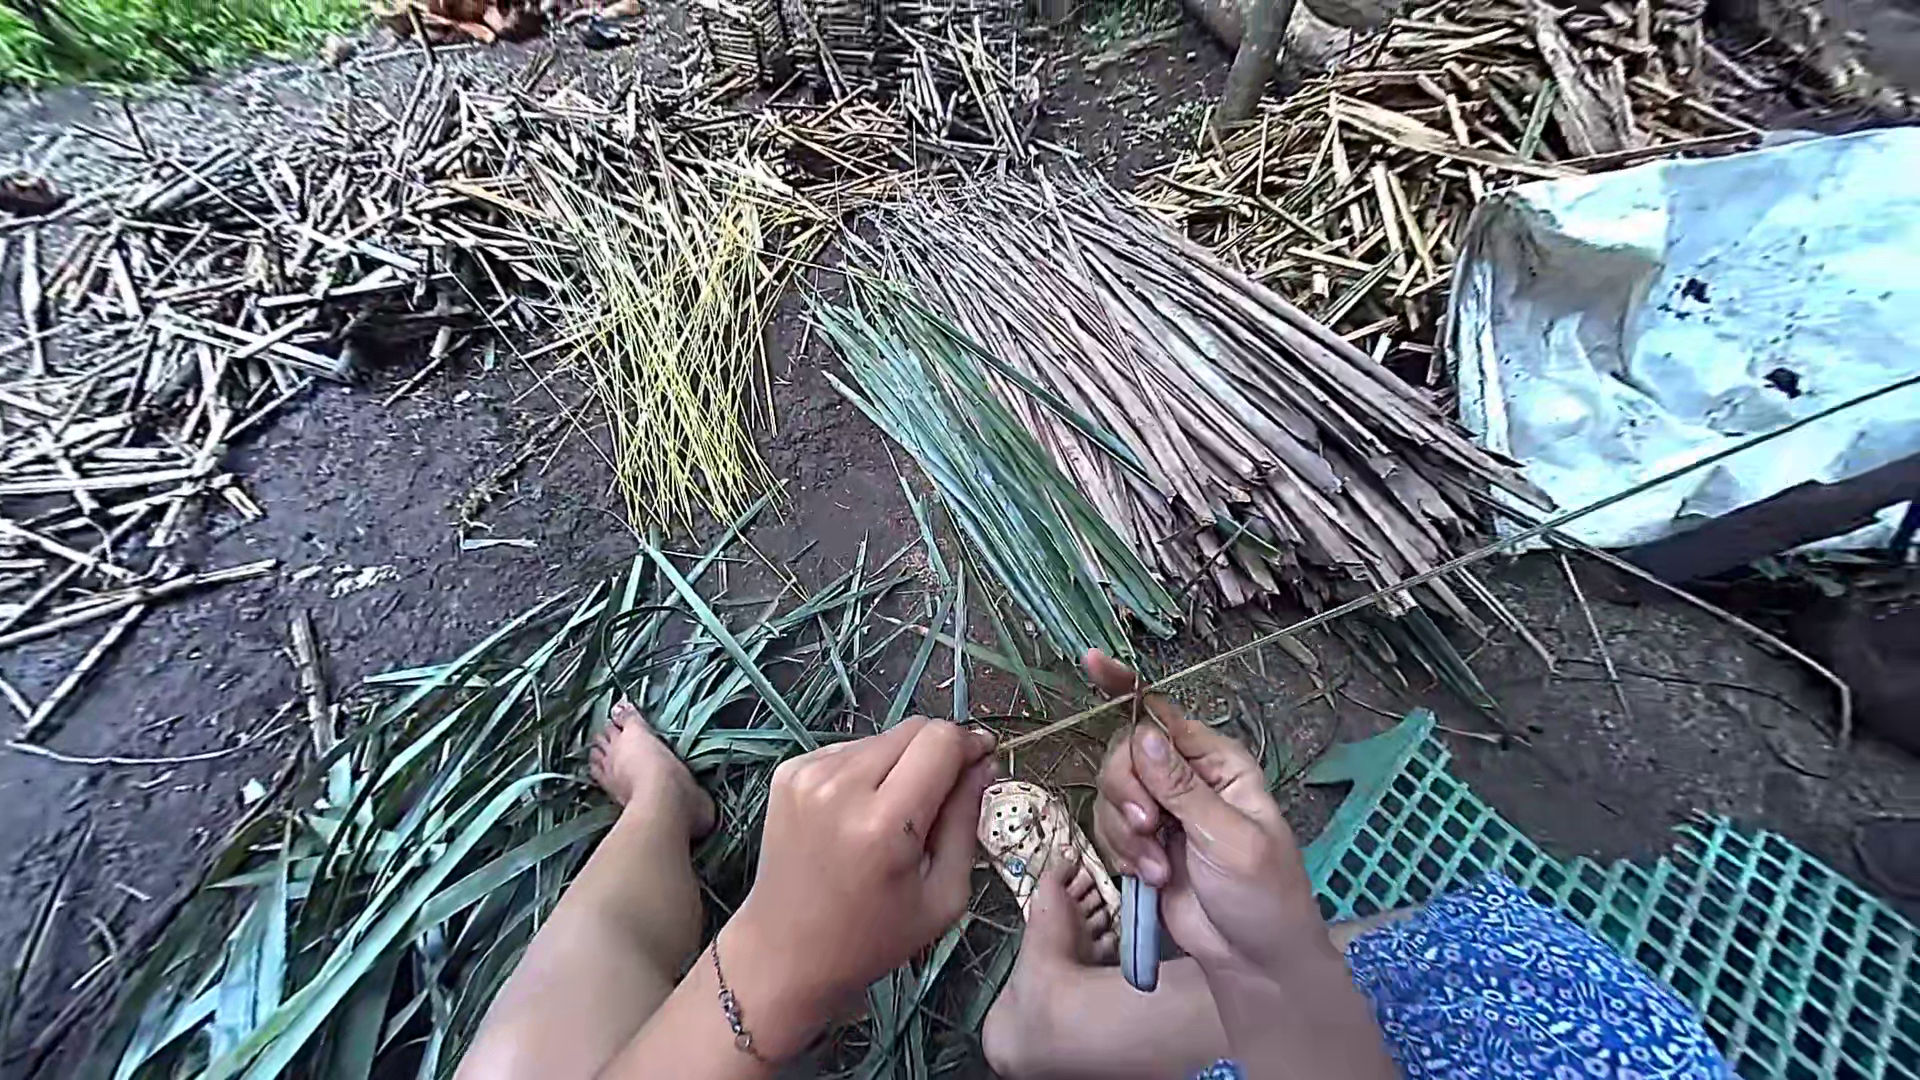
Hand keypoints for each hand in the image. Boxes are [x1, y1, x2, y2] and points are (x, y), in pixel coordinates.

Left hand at [721, 717, 995, 1057]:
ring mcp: (809, 773)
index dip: (969, 743)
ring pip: (883, 737)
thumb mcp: (943, 896)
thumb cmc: (873, 937)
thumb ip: (967, 821)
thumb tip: (983, 763)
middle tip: (944, 787)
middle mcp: (841, 785)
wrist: (783, 955)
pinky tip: (860, 809)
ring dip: (902, 760)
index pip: (941, 741)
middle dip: (939, 750)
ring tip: (894, 808)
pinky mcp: (790, 770)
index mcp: (883, 823)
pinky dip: (868, 769)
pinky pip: (851, 748)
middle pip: (914, 729)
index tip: (981, 759)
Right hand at [1086, 651, 1325, 975]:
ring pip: (1111, 789)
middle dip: (1127, 790)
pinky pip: (1107, 825)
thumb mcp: (1230, 839)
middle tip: (1149, 826)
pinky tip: (1151, 877)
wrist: (1254, 965)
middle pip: (1124, 751)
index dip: (1125, 685)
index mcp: (1213, 760)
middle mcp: (1181, 774)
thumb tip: (1143, 736)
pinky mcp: (1139, 838)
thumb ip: (1182, 789)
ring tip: (1158, 866)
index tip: (1091, 662)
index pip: (1162, 711)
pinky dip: (1122, 851)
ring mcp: (1157, 806)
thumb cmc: (1264, 895)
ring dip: (1127, 831)